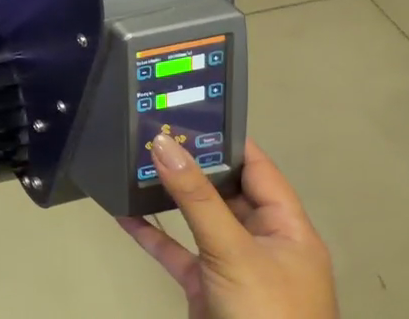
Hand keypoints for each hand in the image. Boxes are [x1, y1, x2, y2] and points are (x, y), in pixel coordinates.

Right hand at [118, 136, 336, 318]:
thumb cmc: (268, 313)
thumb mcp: (233, 251)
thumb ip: (196, 197)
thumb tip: (163, 141)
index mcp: (289, 233)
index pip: (260, 172)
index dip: (228, 140)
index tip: (187, 109)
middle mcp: (264, 244)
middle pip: (225, 191)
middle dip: (189, 162)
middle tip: (148, 128)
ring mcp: (234, 265)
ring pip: (197, 216)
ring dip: (166, 193)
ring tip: (129, 160)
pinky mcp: (207, 285)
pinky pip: (174, 247)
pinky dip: (149, 228)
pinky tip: (120, 209)